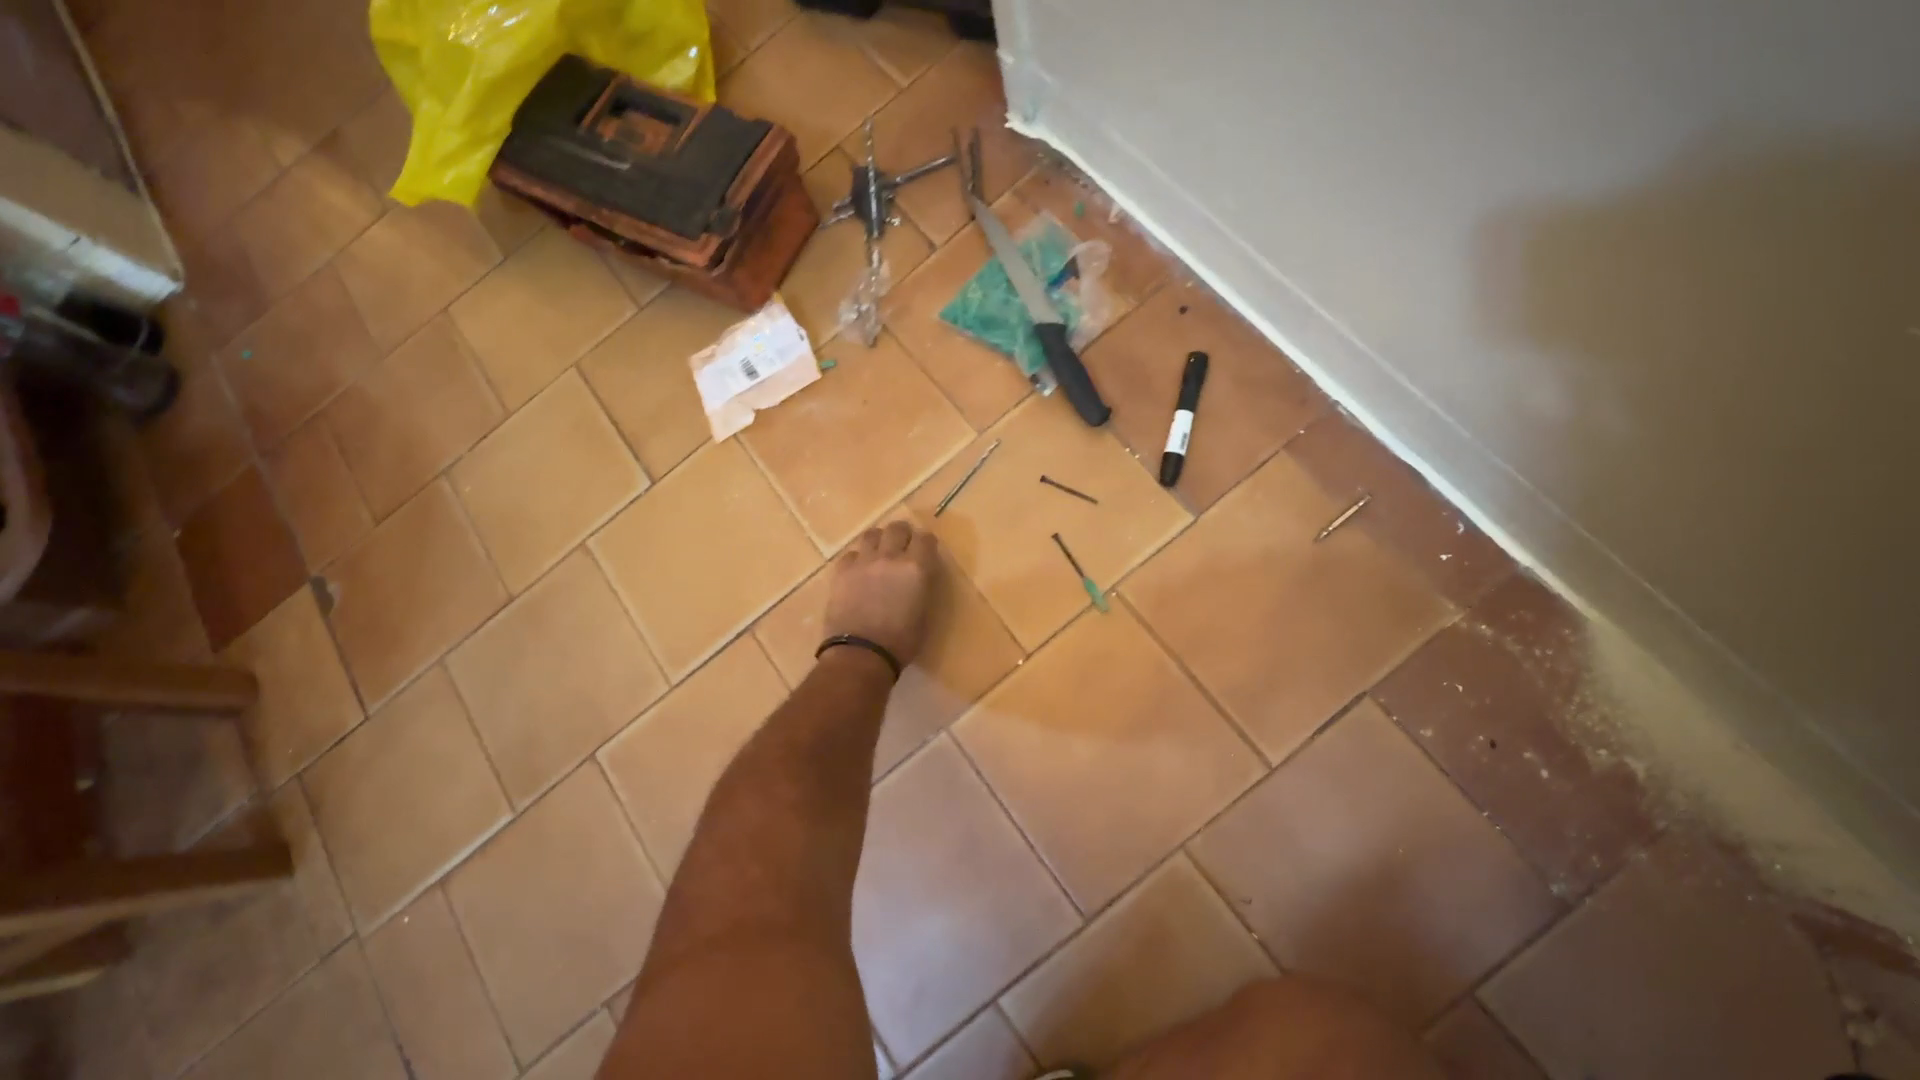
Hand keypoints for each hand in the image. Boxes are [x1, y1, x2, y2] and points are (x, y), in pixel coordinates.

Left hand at [824, 520, 939, 669]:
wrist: (861, 654)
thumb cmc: (901, 642)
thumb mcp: (924, 615)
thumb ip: (922, 588)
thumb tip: (917, 578)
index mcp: (916, 568)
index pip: (925, 538)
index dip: (926, 543)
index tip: (926, 550)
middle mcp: (890, 557)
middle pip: (897, 528)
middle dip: (903, 534)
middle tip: (903, 546)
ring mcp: (863, 562)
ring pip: (871, 534)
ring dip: (878, 540)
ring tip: (878, 553)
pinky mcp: (841, 572)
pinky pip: (850, 554)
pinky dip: (857, 559)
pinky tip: (858, 572)